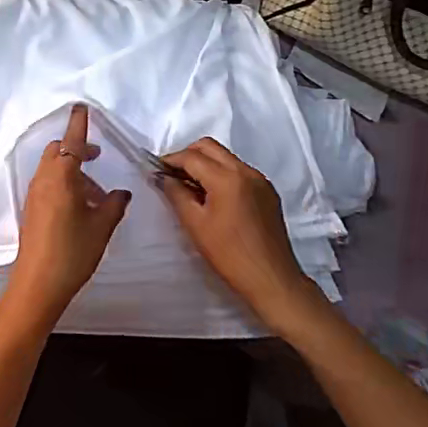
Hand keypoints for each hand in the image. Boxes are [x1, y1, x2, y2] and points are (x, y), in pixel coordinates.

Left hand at [3, 104, 131, 328]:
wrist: (38, 283)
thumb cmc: (73, 251)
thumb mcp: (101, 227)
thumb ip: (114, 204)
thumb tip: (120, 192)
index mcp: (61, 177)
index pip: (71, 142)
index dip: (78, 125)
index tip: (81, 107)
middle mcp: (43, 180)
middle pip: (58, 152)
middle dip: (77, 149)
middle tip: (98, 158)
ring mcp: (34, 195)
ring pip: (53, 169)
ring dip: (74, 172)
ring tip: (98, 196)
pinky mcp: (32, 209)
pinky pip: (48, 185)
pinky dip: (65, 185)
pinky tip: (82, 208)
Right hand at [159, 137, 324, 325]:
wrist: (271, 279)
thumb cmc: (228, 254)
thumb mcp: (195, 224)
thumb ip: (176, 194)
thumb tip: (163, 177)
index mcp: (227, 178)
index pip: (192, 156)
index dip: (170, 160)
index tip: (156, 170)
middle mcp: (246, 171)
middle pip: (210, 147)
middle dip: (187, 155)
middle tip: (172, 174)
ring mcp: (260, 180)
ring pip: (225, 157)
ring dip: (205, 164)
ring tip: (190, 187)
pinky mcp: (268, 192)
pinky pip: (239, 171)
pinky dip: (221, 174)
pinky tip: (212, 197)